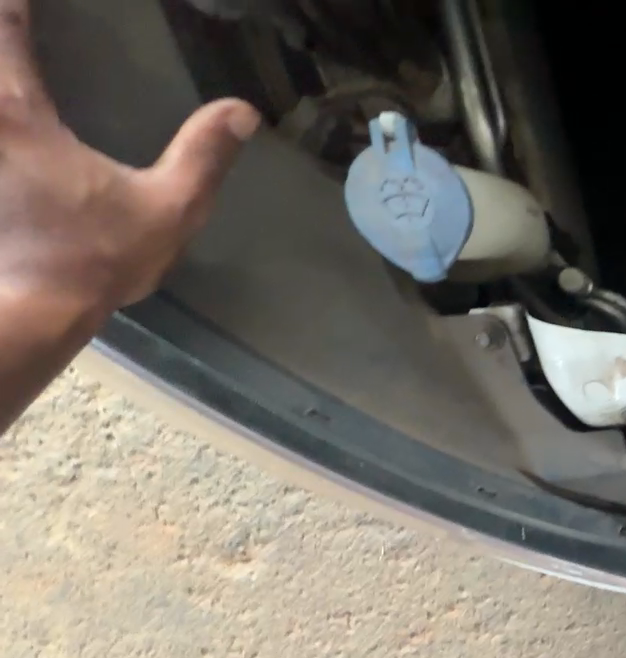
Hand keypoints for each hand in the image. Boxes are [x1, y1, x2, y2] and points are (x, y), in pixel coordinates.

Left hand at [0, 0, 258, 328]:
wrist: (38, 301)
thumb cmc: (105, 252)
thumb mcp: (173, 206)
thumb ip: (203, 156)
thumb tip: (242, 111)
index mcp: (18, 113)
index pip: (5, 29)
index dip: (17, 8)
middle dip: (1, 29)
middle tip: (13, 20)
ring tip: (10, 61)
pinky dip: (2, 112)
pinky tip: (15, 121)